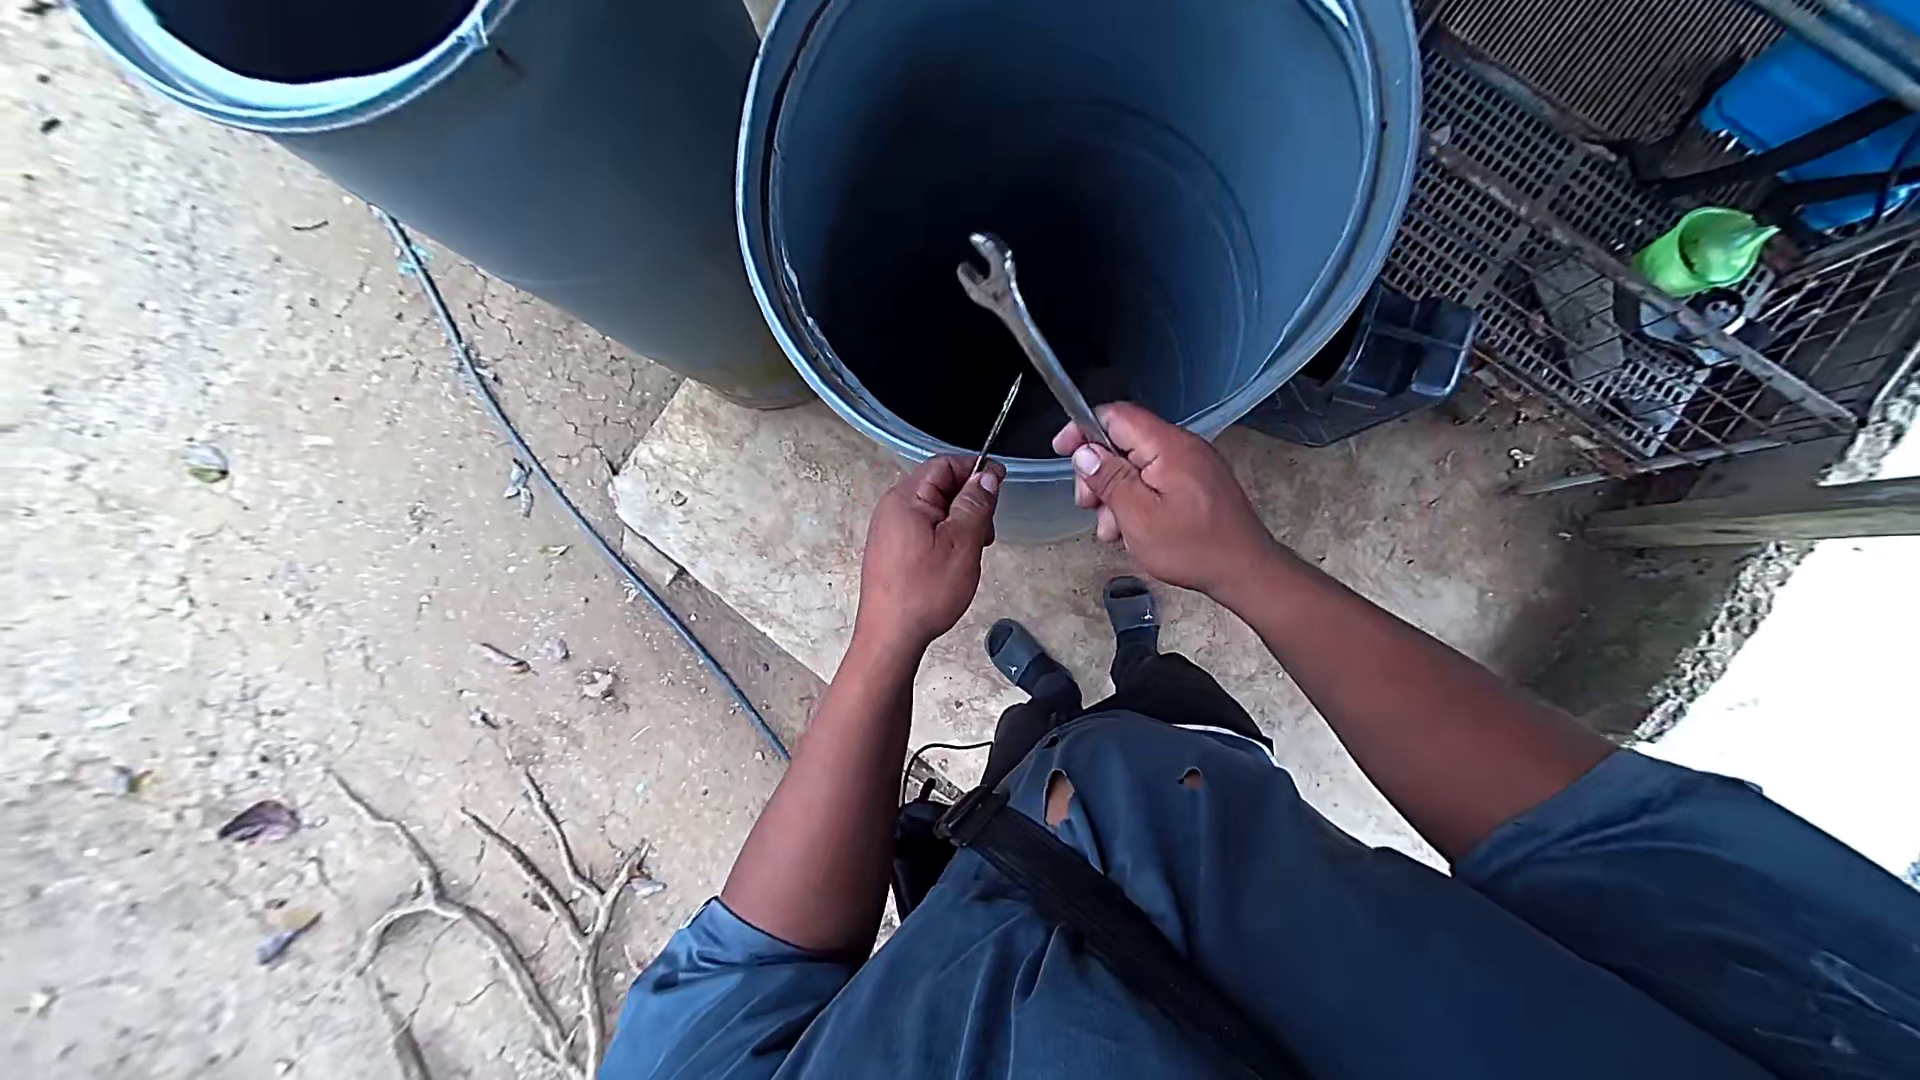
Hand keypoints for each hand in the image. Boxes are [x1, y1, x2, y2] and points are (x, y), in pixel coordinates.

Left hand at [853, 455, 1003, 650]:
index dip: (976, 468)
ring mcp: (889, 529)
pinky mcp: (892, 548)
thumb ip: (975, 504)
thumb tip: (986, 477)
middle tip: (986, 528)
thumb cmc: (922, 594)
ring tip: (972, 550)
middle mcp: (892, 508)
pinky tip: (955, 559)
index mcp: (906, 498)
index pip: (944, 463)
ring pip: (934, 508)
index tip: (1000, 481)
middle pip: (939, 484)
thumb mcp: (961, 543)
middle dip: (970, 499)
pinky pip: (924, 528)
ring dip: (960, 521)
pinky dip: (945, 535)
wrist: (891, 636)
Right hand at [1053, 403, 1278, 597]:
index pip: (1116, 416)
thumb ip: (1109, 479)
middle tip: (1091, 506)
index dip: (1083, 430)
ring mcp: (1191, 465)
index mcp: (1169, 447)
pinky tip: (1134, 529)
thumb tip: (1084, 453)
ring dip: (1115, 495)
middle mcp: (1182, 447)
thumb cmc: (1196, 549)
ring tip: (1116, 530)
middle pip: (1122, 442)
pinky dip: (1136, 501)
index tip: (1064, 449)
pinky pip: (1154, 480)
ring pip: (1135, 465)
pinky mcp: (1195, 483)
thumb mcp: (1138, 517)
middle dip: (1098, 473)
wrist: (1245, 572)